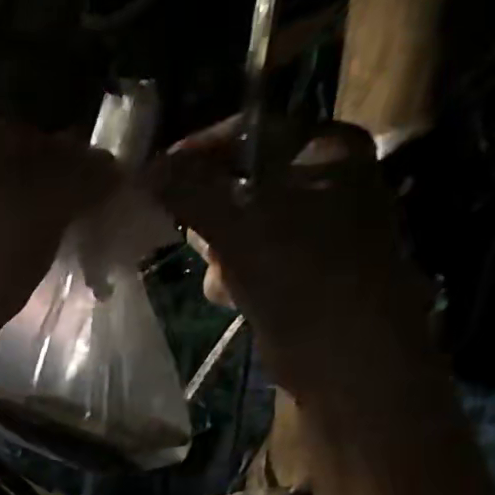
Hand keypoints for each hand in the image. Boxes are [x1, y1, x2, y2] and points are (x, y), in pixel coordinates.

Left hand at [0, 121, 118, 370]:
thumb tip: (110, 167)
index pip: (27, 135)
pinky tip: (31, 270)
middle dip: (52, 195)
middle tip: (82, 219)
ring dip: (34, 227)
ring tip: (61, 248)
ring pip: (1, 212)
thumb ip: (86, 174)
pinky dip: (12, 252)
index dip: (67, 156)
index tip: (93, 187)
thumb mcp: (52, 199)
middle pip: (14, 176)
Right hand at [148, 120, 429, 382]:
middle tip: (186, 231)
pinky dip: (238, 273)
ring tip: (220, 276)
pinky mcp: (309, 272)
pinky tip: (233, 296)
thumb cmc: (301, 278)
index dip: (198, 152)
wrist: (350, 363)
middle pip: (244, 180)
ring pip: (245, 223)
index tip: (156, 177)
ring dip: (221, 250)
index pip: (250, 131)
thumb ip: (189, 192)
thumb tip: (144, 170)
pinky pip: (257, 257)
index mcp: (330, 151)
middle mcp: (331, 182)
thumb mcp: (237, 225)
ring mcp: (322, 230)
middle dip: (210, 212)